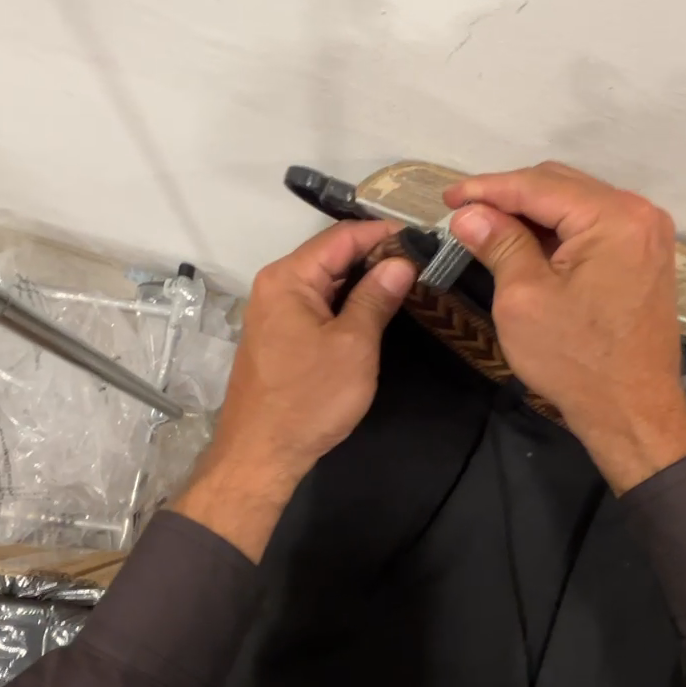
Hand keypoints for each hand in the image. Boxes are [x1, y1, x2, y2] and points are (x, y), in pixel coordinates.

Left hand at [173, 221, 415, 560]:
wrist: (262, 453)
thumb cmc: (310, 399)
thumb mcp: (354, 345)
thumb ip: (377, 297)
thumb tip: (402, 261)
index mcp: (288, 278)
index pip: (341, 237)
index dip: (383, 233)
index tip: (423, 238)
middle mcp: (275, 286)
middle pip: (330, 255)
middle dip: (375, 254)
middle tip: (422, 261)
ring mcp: (274, 311)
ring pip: (325, 281)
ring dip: (362, 279)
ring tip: (407, 281)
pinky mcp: (279, 335)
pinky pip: (316, 304)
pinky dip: (346, 301)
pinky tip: (374, 308)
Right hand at [443, 162, 685, 492]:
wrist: (631, 411)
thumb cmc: (575, 360)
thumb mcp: (524, 299)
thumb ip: (498, 245)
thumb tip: (468, 214)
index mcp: (613, 217)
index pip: (537, 185)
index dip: (485, 189)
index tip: (446, 197)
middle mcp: (638, 213)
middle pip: (559, 185)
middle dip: (508, 196)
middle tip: (463, 214)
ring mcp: (645, 234)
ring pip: (575, 203)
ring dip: (530, 212)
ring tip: (486, 227)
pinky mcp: (643, 256)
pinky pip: (591, 226)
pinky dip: (556, 230)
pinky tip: (524, 242)